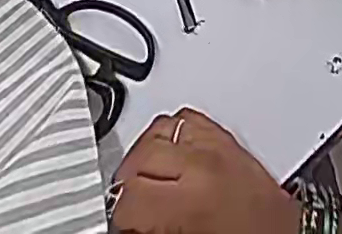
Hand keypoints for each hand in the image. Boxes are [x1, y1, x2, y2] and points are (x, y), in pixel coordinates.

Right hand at [111, 109, 301, 233]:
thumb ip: (155, 229)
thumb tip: (129, 223)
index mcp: (193, 198)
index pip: (132, 195)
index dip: (117, 215)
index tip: (118, 223)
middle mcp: (203, 161)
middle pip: (140, 156)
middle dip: (125, 184)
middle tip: (124, 208)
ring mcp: (215, 143)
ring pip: (160, 128)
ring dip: (143, 153)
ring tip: (139, 180)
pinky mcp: (224, 135)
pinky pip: (185, 118)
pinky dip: (169, 132)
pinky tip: (166, 153)